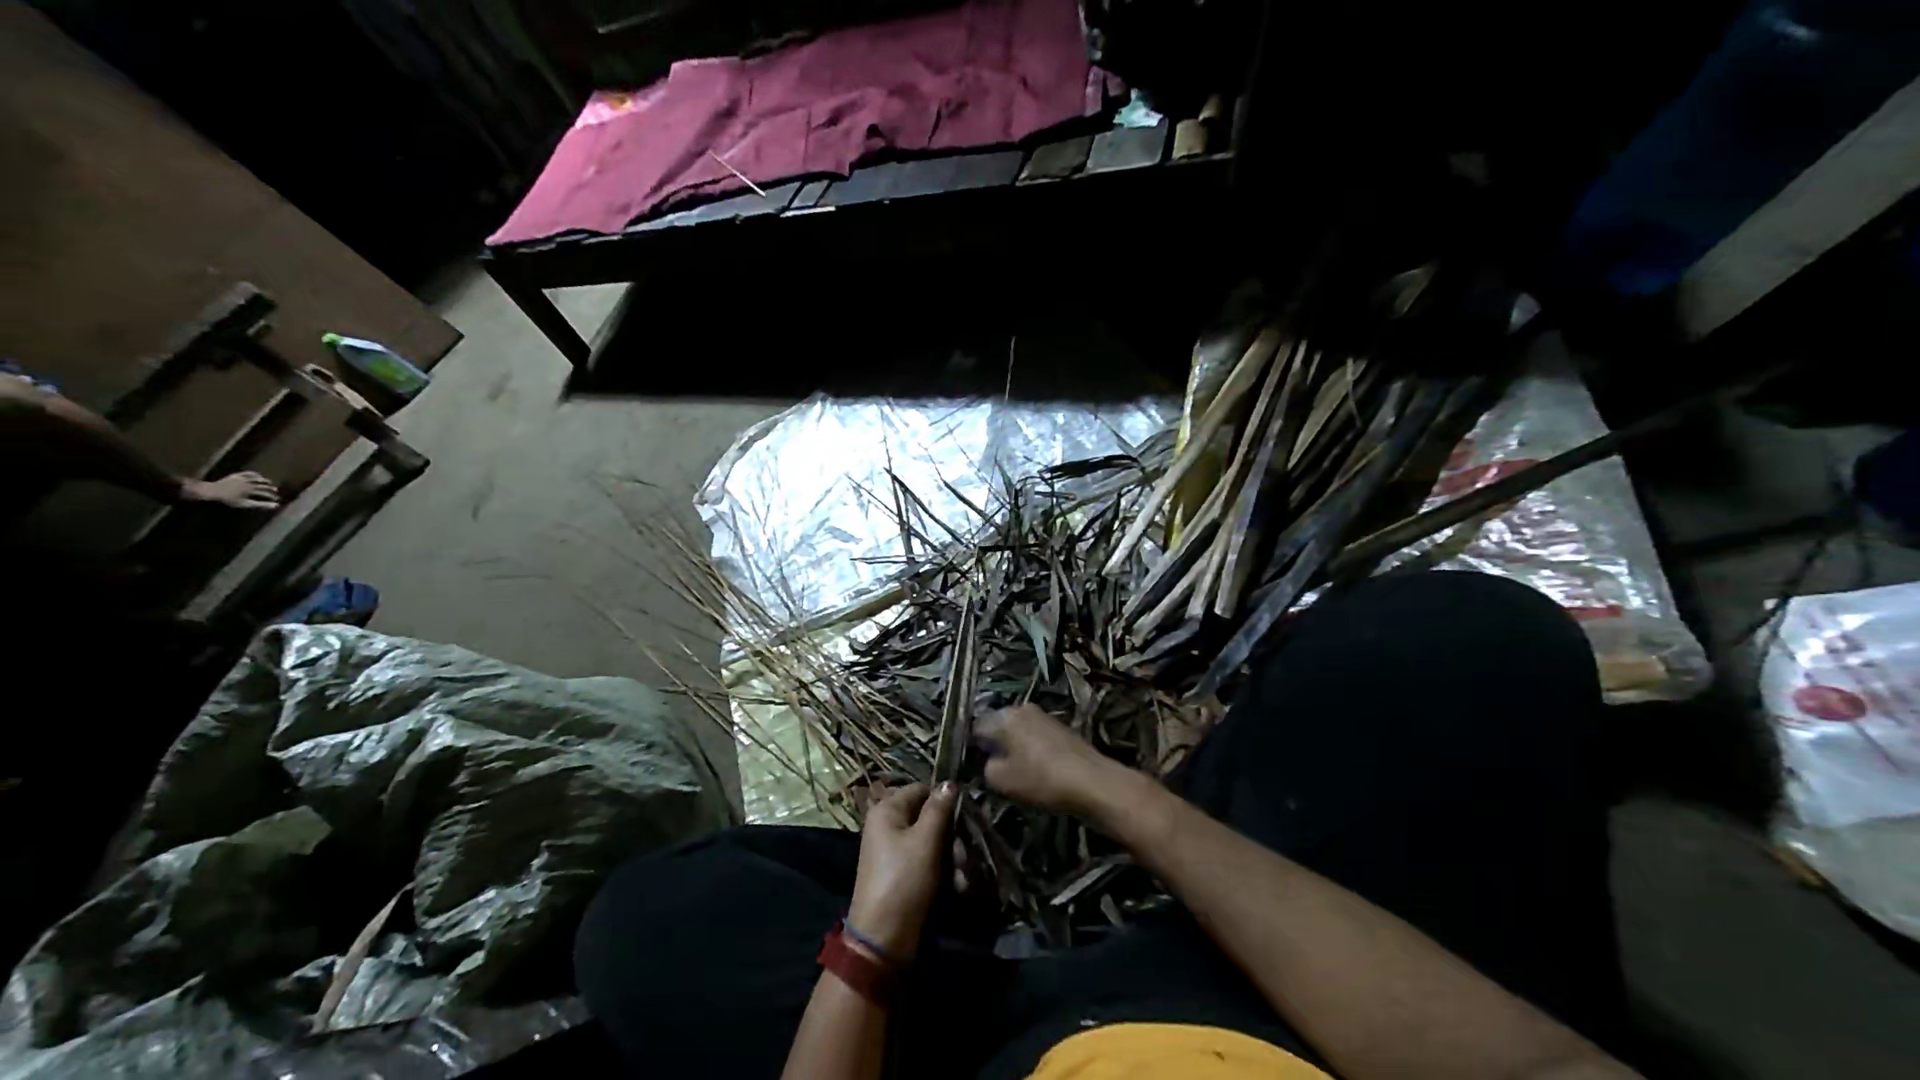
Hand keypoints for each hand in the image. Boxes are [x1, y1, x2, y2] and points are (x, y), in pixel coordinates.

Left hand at [181, 471, 280, 509]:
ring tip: (269, 482)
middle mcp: (249, 482)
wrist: (210, 491)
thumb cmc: (227, 500)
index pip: (266, 493)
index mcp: (252, 490)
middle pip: (262, 485)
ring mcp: (242, 478)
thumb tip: (277, 506)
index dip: (272, 496)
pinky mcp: (236, 475)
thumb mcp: (245, 504)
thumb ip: (261, 504)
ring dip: (264, 480)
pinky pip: (248, 473)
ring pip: (257, 478)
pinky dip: (255, 474)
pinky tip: (258, 475)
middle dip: (270, 488)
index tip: (277, 499)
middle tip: (275, 490)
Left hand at [847, 781, 958, 960]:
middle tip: (964, 854)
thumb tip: (950, 782)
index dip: (945, 798)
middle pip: (928, 816)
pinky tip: (957, 886)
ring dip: (952, 856)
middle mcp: (888, 825)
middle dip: (951, 835)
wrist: (883, 938)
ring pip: (932, 841)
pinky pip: (927, 861)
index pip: (921, 788)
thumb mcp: (925, 841)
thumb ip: (939, 809)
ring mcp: (894, 850)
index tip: (968, 813)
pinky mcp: (902, 872)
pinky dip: (943, 871)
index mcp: (887, 810)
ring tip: (962, 876)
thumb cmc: (904, 880)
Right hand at [973, 705, 1130, 817]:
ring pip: (1015, 731)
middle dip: (990, 746)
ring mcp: (1043, 716)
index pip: (973, 727)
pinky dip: (1027, 749)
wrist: (1093, 783)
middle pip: (995, 726)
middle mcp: (1021, 708)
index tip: (968, 767)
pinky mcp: (1059, 728)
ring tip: (1010, 772)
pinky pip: (1032, 736)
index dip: (968, 748)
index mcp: (1004, 716)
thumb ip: (982, 767)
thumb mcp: (1000, 780)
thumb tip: (981, 762)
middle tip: (987, 771)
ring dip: (1010, 748)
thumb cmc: (1041, 780)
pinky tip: (1031, 769)